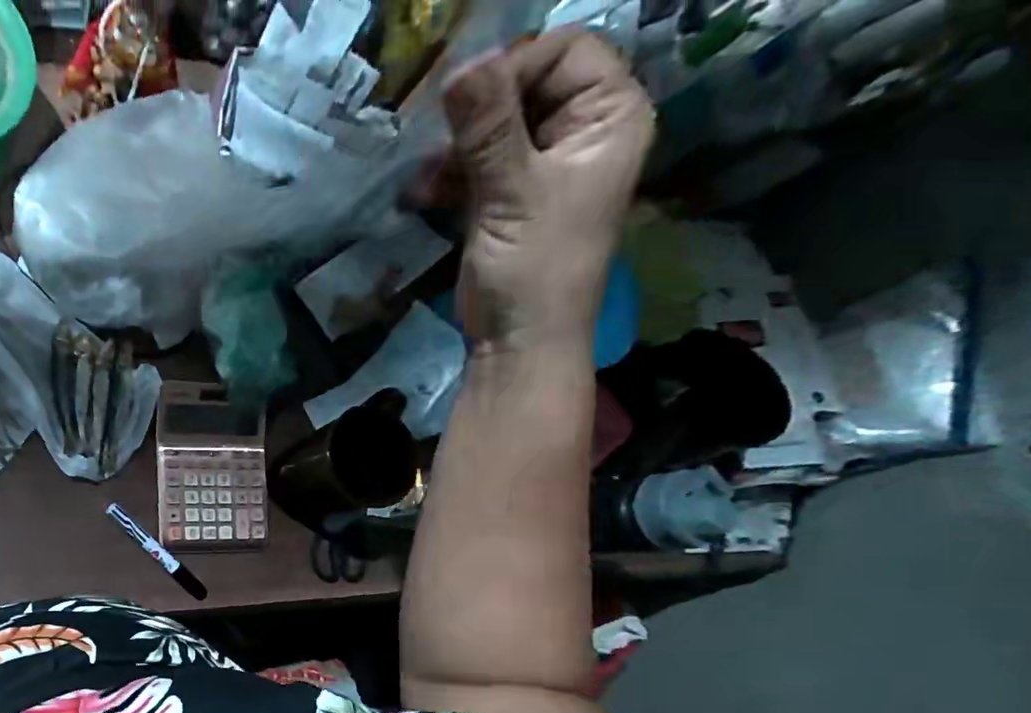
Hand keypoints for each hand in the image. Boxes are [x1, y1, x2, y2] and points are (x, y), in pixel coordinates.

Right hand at [443, 30, 653, 350]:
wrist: (518, 342)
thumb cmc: (533, 269)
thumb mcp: (512, 194)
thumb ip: (488, 130)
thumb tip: (461, 65)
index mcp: (608, 117)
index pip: (564, 52)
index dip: (513, 68)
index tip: (463, 103)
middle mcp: (580, 132)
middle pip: (525, 86)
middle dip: (476, 110)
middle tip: (436, 135)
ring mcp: (540, 166)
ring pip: (494, 126)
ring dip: (454, 147)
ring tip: (426, 177)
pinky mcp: (506, 196)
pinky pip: (476, 162)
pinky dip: (448, 173)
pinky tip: (422, 192)